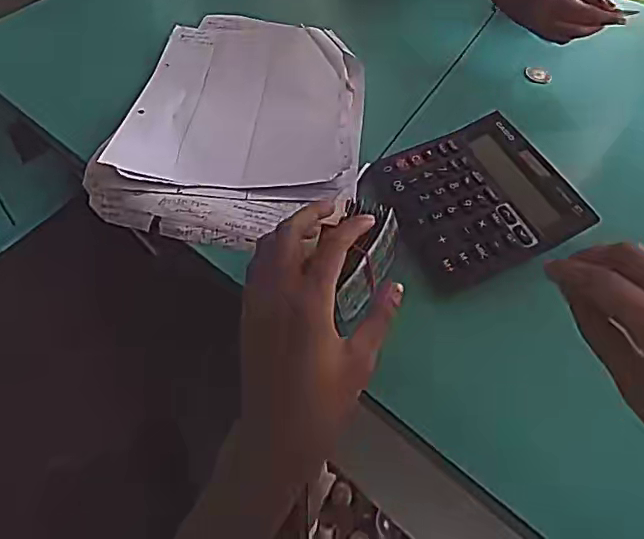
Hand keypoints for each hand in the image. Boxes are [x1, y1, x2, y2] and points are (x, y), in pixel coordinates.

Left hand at [236, 203, 402, 479]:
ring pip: (269, 244)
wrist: (272, 437)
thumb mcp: (360, 362)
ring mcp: (258, 299)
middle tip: (336, 207)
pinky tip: (290, 253)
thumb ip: (378, 318)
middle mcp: (279, 291)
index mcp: (310, 302)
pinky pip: (257, 262)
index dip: (351, 227)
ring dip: (292, 226)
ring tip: (316, 225)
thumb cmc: (321, 404)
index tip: (367, 220)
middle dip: (313, 213)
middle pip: (290, 233)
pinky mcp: (247, 309)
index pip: (330, 246)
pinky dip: (274, 246)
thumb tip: (396, 287)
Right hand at [476, 0, 625, 43]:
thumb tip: (604, 2)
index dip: (606, 17)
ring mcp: (529, 23)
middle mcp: (537, 18)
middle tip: (613, 17)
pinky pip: (552, 34)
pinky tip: (574, 19)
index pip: (584, 15)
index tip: (623, 17)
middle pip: (576, 31)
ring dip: (583, 30)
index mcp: (546, 1)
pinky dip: (568, 31)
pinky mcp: (524, 24)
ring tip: (596, 18)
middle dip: (597, 26)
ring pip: (565, 36)